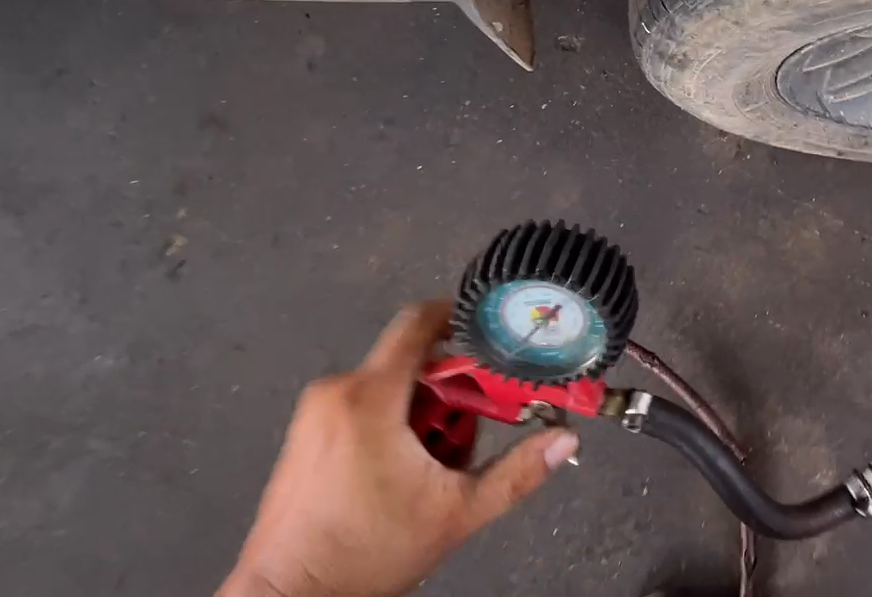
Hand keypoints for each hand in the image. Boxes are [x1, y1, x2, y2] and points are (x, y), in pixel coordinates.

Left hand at [219, 302, 579, 596]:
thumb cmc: (364, 555)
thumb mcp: (456, 514)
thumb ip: (517, 472)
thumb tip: (565, 440)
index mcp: (369, 396)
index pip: (419, 320)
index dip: (460, 315)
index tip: (492, 335)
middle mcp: (337, 391)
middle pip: (415, 360)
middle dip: (452, 387)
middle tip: (472, 425)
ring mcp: (316, 412)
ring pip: (393, 383)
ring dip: (426, 408)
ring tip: (437, 458)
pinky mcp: (306, 433)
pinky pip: (366, 402)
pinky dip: (396, 421)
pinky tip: (406, 466)